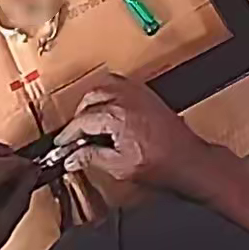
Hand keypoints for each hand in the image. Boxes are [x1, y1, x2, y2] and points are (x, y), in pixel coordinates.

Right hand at [55, 75, 226, 196]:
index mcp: (116, 116)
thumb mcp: (119, 167)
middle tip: (75, 135)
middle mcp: (125, 98)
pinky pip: (119, 82)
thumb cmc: (160, 164)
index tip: (62, 143)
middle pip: (89, 99)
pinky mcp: (146, 92)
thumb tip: (73, 157)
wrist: (186, 159)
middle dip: (79, 117)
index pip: (82, 120)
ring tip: (88, 120)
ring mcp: (137, 92)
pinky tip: (107, 107)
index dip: (68, 134)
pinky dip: (107, 91)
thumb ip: (92, 158)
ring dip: (91, 100)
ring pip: (103, 86)